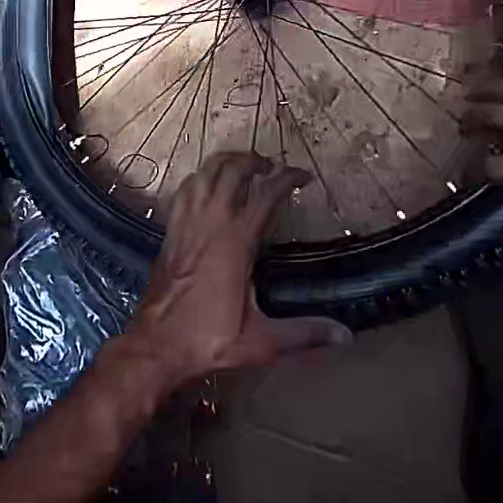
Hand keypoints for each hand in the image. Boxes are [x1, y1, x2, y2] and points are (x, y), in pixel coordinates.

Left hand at [116, 153, 350, 392]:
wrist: (158, 342)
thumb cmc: (208, 338)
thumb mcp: (261, 341)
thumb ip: (304, 334)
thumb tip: (345, 335)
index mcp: (236, 240)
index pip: (267, 195)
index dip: (287, 178)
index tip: (302, 176)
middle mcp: (210, 221)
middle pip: (232, 170)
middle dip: (254, 160)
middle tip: (270, 166)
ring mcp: (187, 221)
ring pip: (204, 172)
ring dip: (225, 162)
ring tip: (242, 166)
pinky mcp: (171, 228)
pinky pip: (185, 189)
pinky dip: (199, 178)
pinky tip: (206, 184)